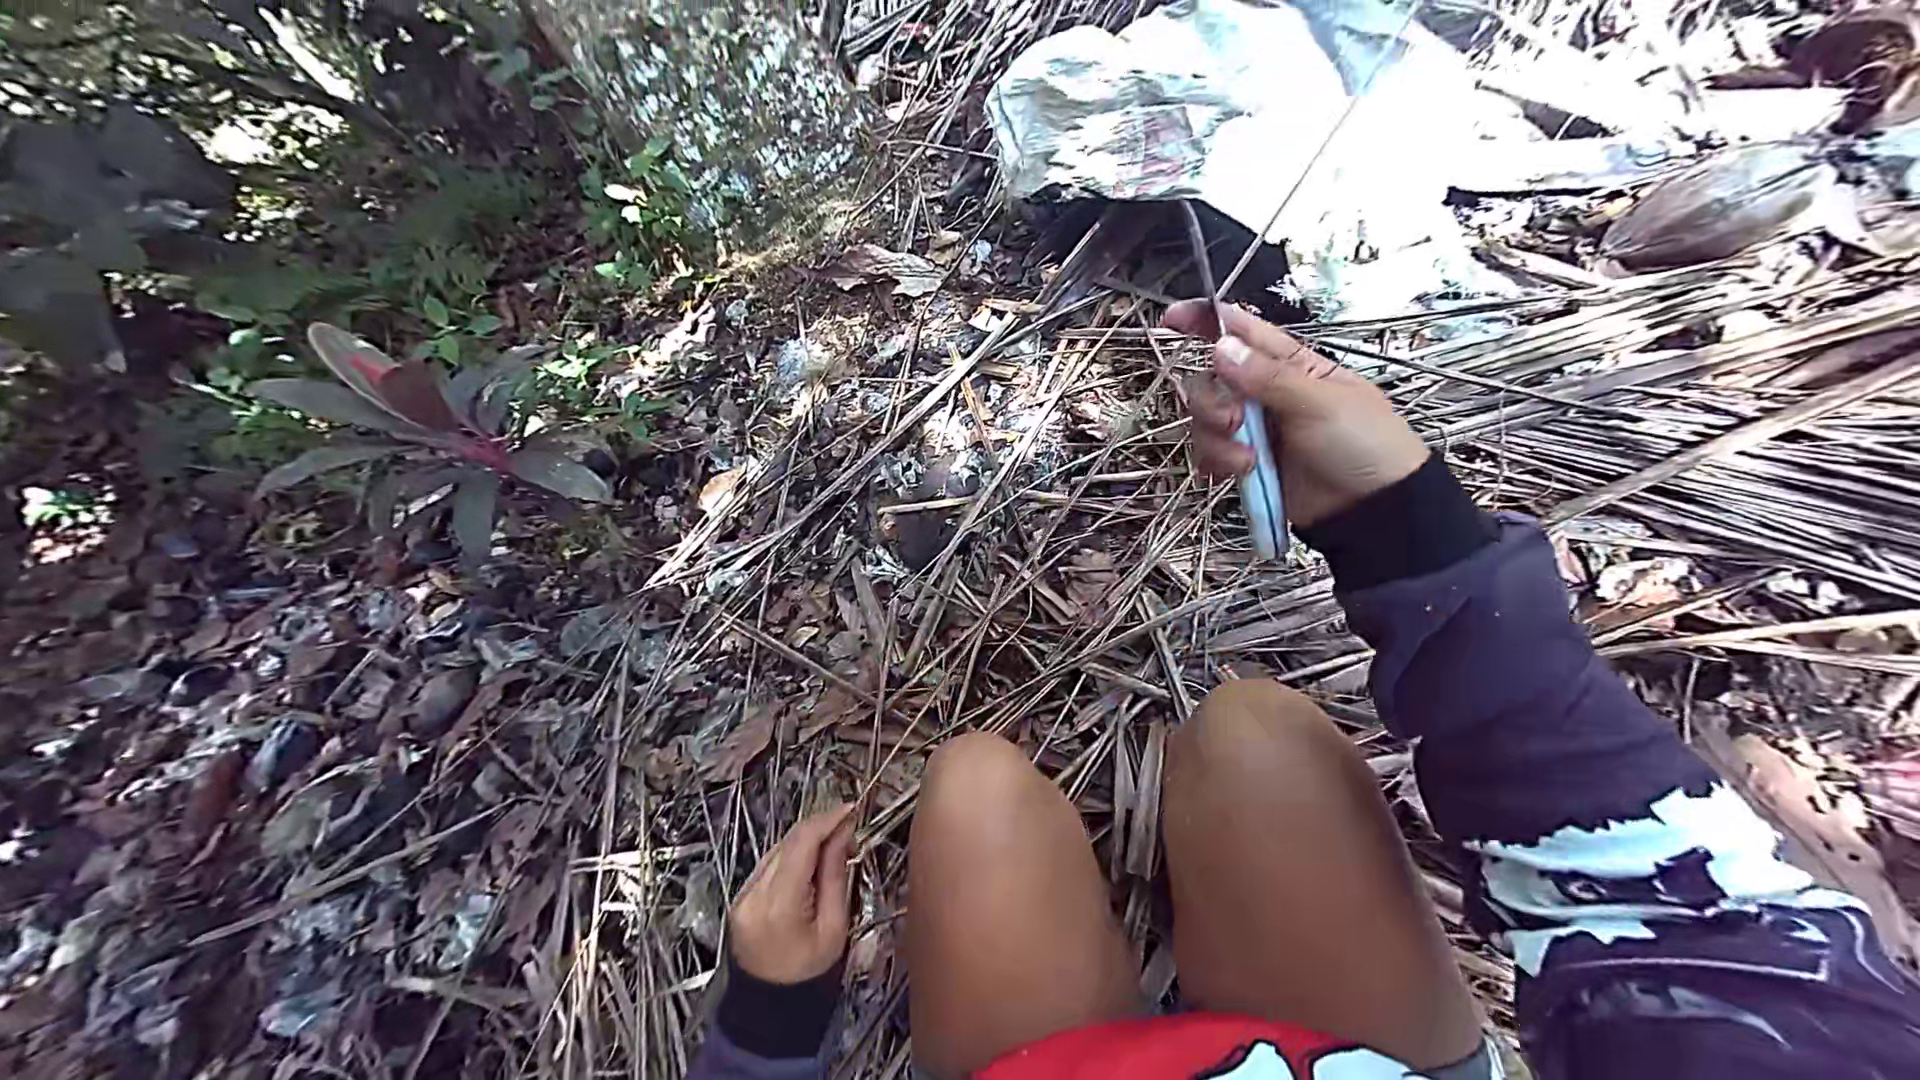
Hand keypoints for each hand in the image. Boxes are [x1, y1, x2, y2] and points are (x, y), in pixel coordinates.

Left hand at [729, 803, 856, 983]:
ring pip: (779, 848)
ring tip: (834, 846)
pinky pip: (770, 863)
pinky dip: (793, 855)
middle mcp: (754, 895)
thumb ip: (835, 875)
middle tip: (848, 830)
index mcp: (779, 905)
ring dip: (807, 840)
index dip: (827, 820)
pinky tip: (811, 862)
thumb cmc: (809, 976)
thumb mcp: (834, 926)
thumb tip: (841, 832)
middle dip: (820, 828)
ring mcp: (743, 896)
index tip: (850, 810)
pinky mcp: (741, 898)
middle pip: (789, 842)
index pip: (801, 843)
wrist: (770, 1010)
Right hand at [1166, 301, 1429, 527]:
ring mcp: (1252, 429)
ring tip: (1248, 460)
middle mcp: (1264, 393)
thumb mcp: (1323, 403)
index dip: (1207, 321)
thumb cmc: (1366, 445)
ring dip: (1218, 440)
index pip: (1243, 332)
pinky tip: (1239, 472)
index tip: (1173, 318)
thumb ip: (1269, 377)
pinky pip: (1208, 453)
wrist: (1370, 510)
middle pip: (1211, 381)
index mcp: (1291, 365)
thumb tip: (1222, 347)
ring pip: (1205, 420)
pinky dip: (1217, 462)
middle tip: (1236, 423)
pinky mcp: (1242, 461)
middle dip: (1213, 403)